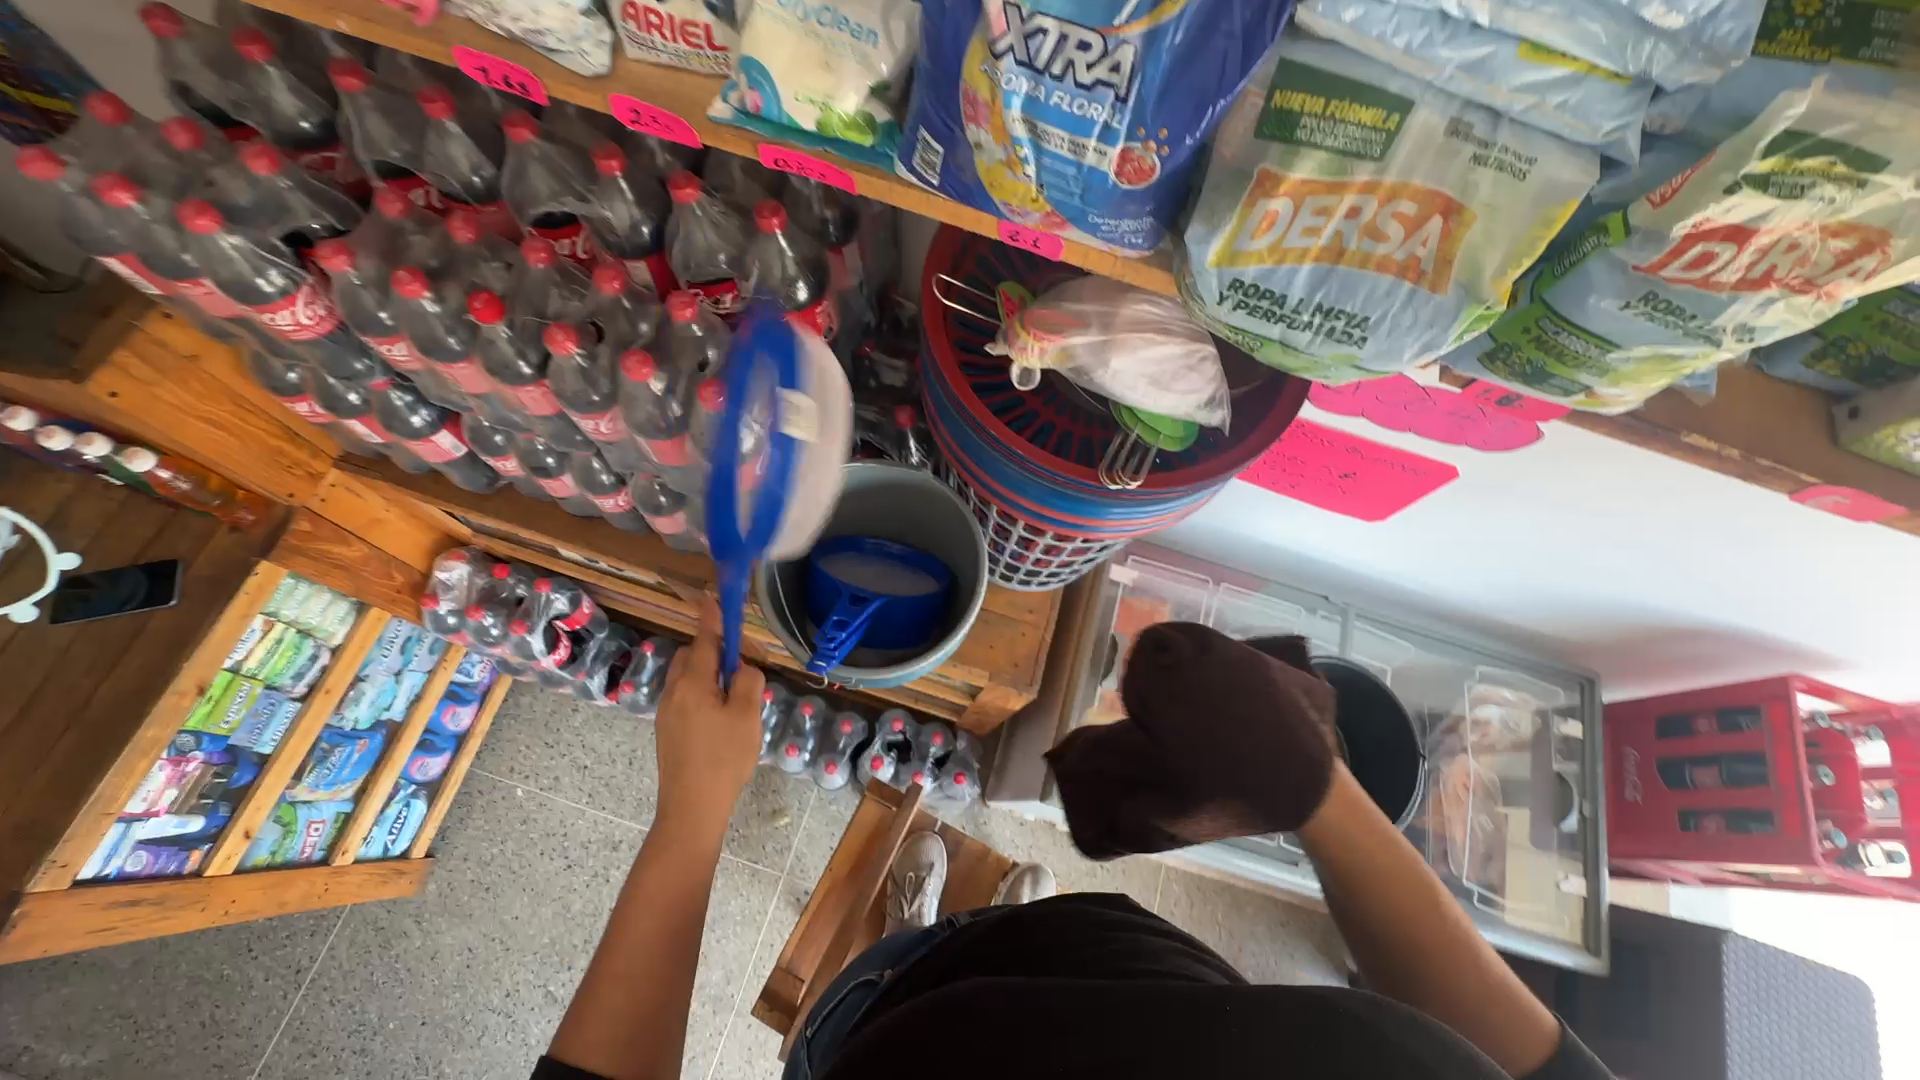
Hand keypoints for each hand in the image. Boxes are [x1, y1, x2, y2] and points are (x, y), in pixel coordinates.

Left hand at [653, 595, 766, 822]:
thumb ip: (747, 681)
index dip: (713, 619)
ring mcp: (666, 712)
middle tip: (741, 668)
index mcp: (692, 684)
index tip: (713, 597)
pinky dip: (702, 694)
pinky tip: (721, 720)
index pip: (704, 640)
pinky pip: (684, 698)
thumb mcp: (746, 716)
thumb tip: (742, 668)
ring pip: (686, 678)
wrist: (691, 807)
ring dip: (707, 675)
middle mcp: (673, 692)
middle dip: (712, 651)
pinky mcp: (667, 730)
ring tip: (735, 699)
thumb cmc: (723, 759)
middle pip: (691, 656)